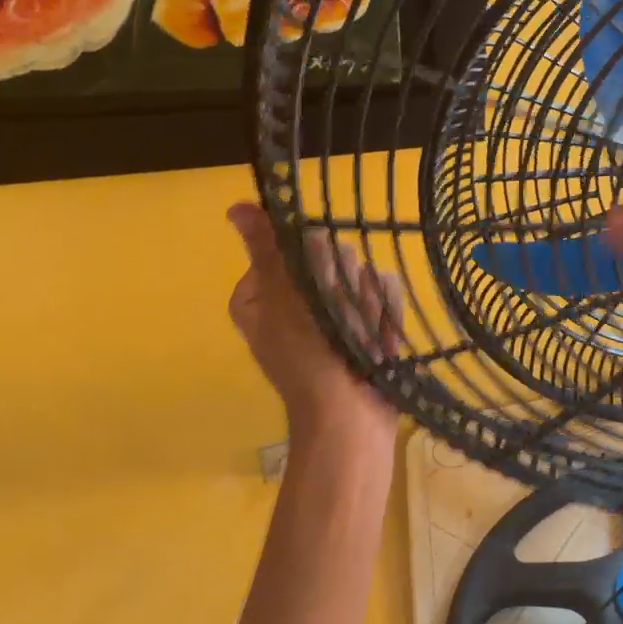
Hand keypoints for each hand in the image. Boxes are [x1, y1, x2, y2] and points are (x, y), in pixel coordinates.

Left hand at [228, 202, 400, 444]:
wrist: (350, 417)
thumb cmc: (310, 357)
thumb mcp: (284, 298)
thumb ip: (269, 250)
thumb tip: (235, 206)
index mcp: (264, 292)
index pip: (300, 244)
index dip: (319, 260)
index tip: (326, 280)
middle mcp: (296, 299)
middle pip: (337, 258)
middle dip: (351, 285)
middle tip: (347, 316)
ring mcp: (332, 315)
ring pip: (365, 276)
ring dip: (372, 306)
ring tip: (367, 339)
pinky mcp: (363, 326)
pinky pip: (385, 299)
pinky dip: (386, 319)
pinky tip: (384, 343)